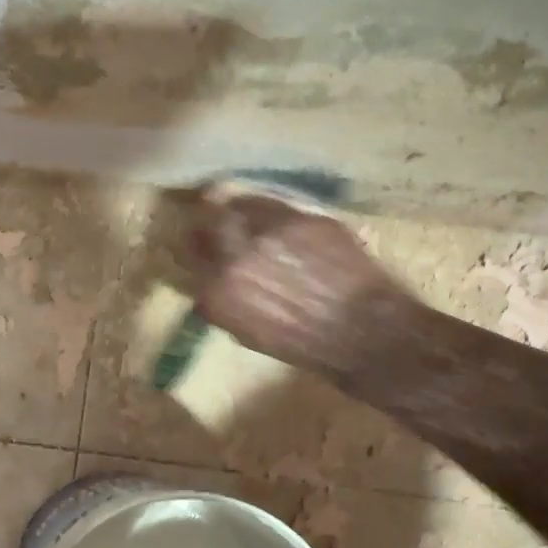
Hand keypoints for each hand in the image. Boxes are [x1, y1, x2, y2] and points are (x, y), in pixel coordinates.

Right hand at [186, 185, 411, 375]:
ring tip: (246, 212)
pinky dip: (272, 212)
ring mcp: (270, 233)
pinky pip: (275, 206)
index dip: (189, 242)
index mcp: (216, 292)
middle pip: (207, 217)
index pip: (185, 252)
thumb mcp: (244, 331)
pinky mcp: (302, 218)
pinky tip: (281, 222)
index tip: (193, 238)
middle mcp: (235, 257)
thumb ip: (220, 299)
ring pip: (241, 204)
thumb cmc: (300, 342)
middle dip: (207, 212)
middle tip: (211, 207)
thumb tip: (209, 278)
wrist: (361, 330)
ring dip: (239, 208)